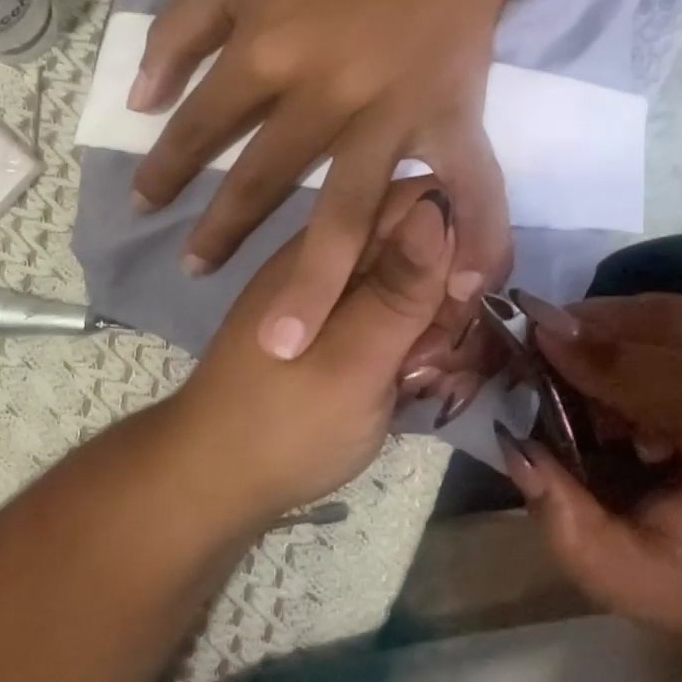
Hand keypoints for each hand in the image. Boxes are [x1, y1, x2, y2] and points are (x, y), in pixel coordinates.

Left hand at [132, 0, 527, 364]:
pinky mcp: (452, 118)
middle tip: (192, 273)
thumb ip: (181, 32)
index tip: (143, 203)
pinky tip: (465, 296)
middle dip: (222, 234)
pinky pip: (468, 188)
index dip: (165, 169)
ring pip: (345, 212)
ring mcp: (391, 115)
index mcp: (265, 51)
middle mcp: (322, 97)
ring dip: (312, 281)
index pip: (198, 127)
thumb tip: (139, 101)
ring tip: (282, 340)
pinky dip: (474, 238)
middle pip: (260, 182)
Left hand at [167, 185, 454, 518]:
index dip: (458, 236)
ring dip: (436, 334)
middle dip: (449, 298)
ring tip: (424, 382)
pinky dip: (414, 358)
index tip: (468, 297)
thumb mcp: (354, 357)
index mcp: (327, 249)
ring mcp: (332, 304)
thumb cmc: (285, 422)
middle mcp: (331, 265)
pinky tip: (412, 393)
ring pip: (414, 295)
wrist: (213, 480)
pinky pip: (394, 330)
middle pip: (421, 249)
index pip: (412, 201)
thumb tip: (440, 201)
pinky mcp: (337, 341)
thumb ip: (401, 288)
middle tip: (437, 354)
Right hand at [499, 294, 681, 661]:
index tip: (537, 341)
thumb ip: (570, 527)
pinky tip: (630, 358)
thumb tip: (514, 443)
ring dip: (619, 322)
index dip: (615, 356)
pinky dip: (649, 324)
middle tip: (542, 349)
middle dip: (601, 329)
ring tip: (582, 359)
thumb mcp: (647, 587)